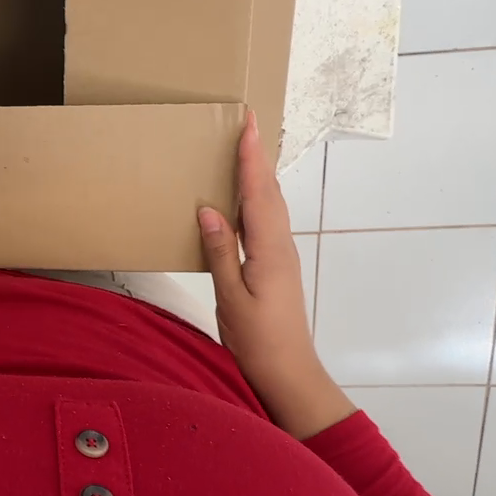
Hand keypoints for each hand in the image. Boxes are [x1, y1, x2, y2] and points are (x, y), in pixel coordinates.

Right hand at [197, 112, 355, 439]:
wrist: (288, 371)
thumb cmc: (258, 339)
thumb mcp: (232, 296)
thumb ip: (221, 251)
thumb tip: (208, 208)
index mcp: (269, 249)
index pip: (259, 194)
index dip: (252, 158)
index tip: (247, 125)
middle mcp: (279, 245)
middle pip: (270, 192)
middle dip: (258, 157)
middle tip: (246, 126)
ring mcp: (279, 255)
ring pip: (270, 204)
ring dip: (258, 175)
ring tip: (244, 151)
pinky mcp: (274, 265)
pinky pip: (265, 220)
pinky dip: (255, 198)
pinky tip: (241, 199)